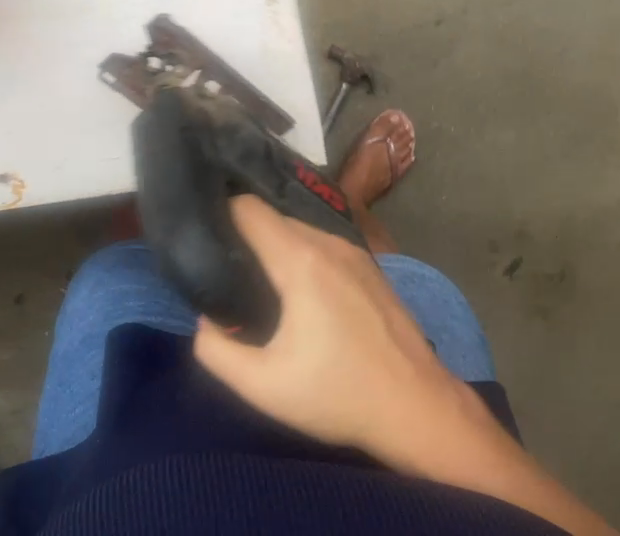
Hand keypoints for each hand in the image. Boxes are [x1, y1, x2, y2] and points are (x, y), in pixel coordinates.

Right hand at [193, 195, 467, 459]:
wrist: (418, 410)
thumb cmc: (339, 394)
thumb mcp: (263, 386)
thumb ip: (216, 351)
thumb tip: (205, 322)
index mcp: (300, 261)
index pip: (248, 208)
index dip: (219, 215)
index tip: (201, 236)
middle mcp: (328, 243)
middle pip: (272, 218)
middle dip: (243, 235)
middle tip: (222, 267)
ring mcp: (355, 253)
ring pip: (299, 231)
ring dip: (274, 247)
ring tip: (255, 280)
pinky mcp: (372, 268)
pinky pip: (323, 246)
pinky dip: (302, 257)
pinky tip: (298, 293)